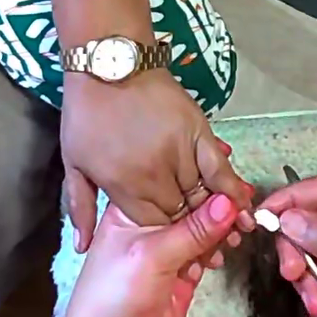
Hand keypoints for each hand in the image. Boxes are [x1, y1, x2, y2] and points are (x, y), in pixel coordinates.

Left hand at [57, 192, 241, 316]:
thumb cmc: (115, 294)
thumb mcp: (153, 255)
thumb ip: (193, 229)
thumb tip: (230, 201)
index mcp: (131, 205)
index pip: (172, 179)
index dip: (204, 177)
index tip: (235, 182)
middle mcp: (150, 221)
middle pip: (192, 201)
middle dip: (220, 204)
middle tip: (247, 208)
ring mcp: (166, 246)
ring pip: (202, 226)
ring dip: (222, 227)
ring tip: (242, 231)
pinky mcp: (181, 270)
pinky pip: (206, 250)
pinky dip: (218, 249)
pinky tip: (227, 250)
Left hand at [60, 69, 252, 252]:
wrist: (107, 64)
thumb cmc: (86, 114)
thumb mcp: (73, 163)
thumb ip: (81, 208)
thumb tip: (82, 247)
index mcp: (124, 188)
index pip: (155, 227)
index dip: (170, 243)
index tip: (182, 252)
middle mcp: (154, 176)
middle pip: (182, 217)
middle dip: (197, 236)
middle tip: (213, 251)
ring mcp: (178, 154)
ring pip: (203, 196)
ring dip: (218, 217)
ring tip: (234, 234)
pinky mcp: (197, 132)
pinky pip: (220, 168)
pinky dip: (232, 187)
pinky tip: (243, 204)